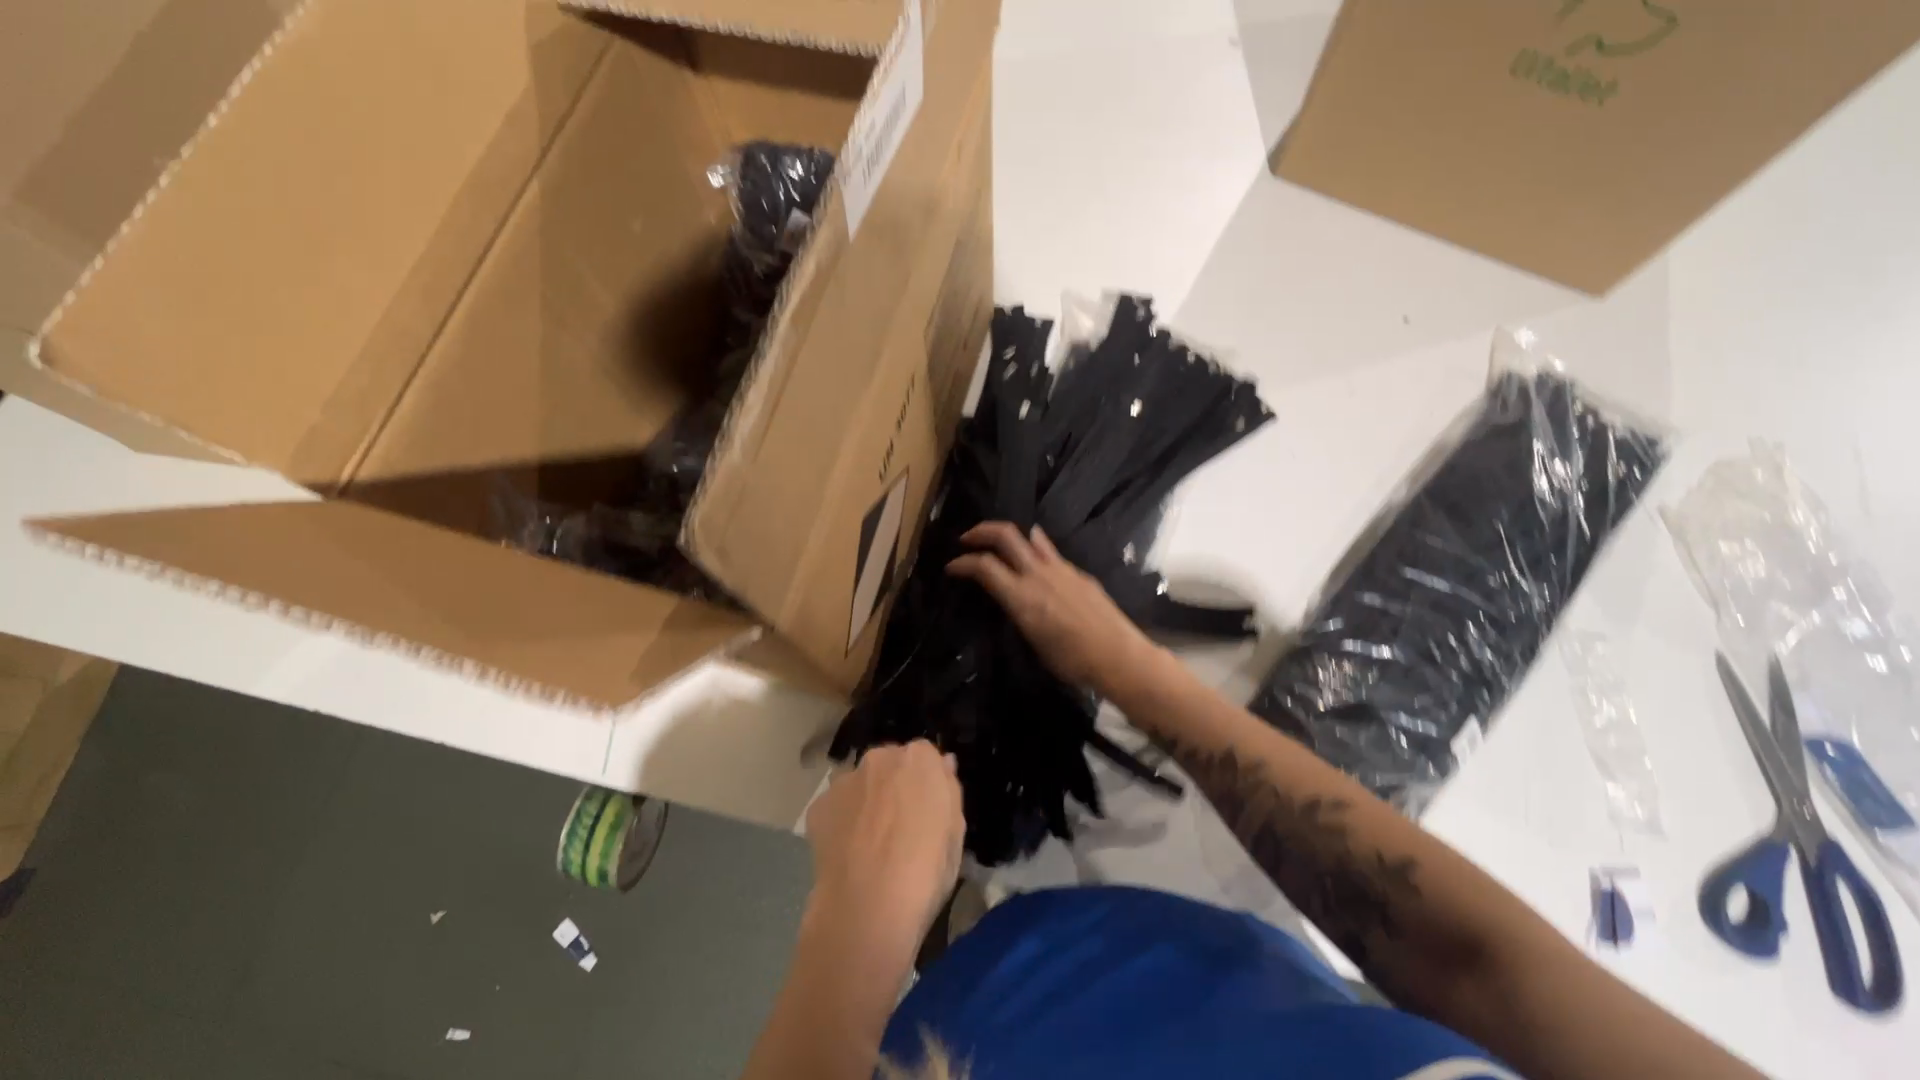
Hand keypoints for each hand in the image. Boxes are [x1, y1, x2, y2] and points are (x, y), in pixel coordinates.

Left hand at [804, 740, 963, 958]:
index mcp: (919, 759)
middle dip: (894, 786)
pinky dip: (842, 823)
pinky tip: (849, 854)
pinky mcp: (818, 807)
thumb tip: (943, 764)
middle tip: (900, 827)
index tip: (928, 811)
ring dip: (866, 802)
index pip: (926, 757)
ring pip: (860, 785)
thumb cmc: (926, 871)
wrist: (867, 907)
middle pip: (890, 765)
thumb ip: (949, 789)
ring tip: (870, 845)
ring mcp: (844, 781)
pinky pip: (837, 808)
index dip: (927, 784)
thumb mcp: (956, 833)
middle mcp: (878, 758)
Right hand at [947, 521, 1161, 696]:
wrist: (1118, 656)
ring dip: (1007, 535)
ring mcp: (1061, 570)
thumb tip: (1010, 598)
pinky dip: (1035, 545)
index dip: (962, 563)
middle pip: (1005, 536)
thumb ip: (1019, 613)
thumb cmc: (1071, 662)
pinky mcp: (1078, 573)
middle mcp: (1038, 575)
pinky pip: (1049, 551)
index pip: (984, 567)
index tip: (951, 567)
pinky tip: (1034, 550)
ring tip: (996, 542)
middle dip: (981, 532)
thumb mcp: (1033, 643)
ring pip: (1029, 537)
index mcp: (1022, 598)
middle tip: (967, 539)